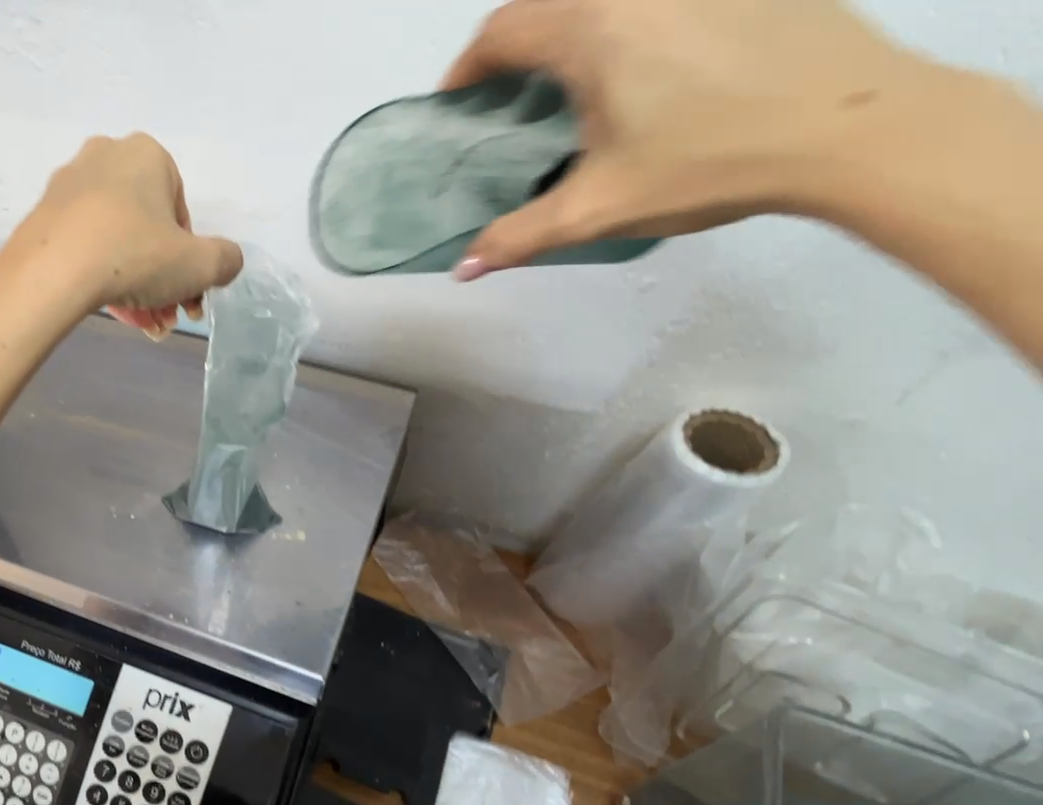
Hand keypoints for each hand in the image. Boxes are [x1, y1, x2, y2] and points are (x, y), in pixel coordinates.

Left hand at [3, 134, 242, 337]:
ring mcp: (67, 188)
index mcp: (146, 155)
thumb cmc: (135, 255)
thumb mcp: (199, 264)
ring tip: (142, 325)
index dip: (188, 259)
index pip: (179, 213)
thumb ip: (225, 260)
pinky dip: (100, 279)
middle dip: (161, 279)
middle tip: (164, 317)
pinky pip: (83, 249)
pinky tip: (110, 310)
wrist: (52, 272)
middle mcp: (105, 158)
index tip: (185, 292)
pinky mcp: (42, 218)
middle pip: (145, 230)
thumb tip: (227, 261)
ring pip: (114, 242)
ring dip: (134, 286)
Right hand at [442, 0, 953, 277]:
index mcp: (592, 30)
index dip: (467, 68)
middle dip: (513, 48)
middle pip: (545, 2)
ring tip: (571, 86)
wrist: (854, 127)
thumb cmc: (711, 163)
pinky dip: (623, 25)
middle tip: (508, 100)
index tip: (458, 105)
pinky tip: (644, 70)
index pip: (501, 30)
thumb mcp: (599, 209)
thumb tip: (462, 268)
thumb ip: (519, 236)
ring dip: (569, 34)